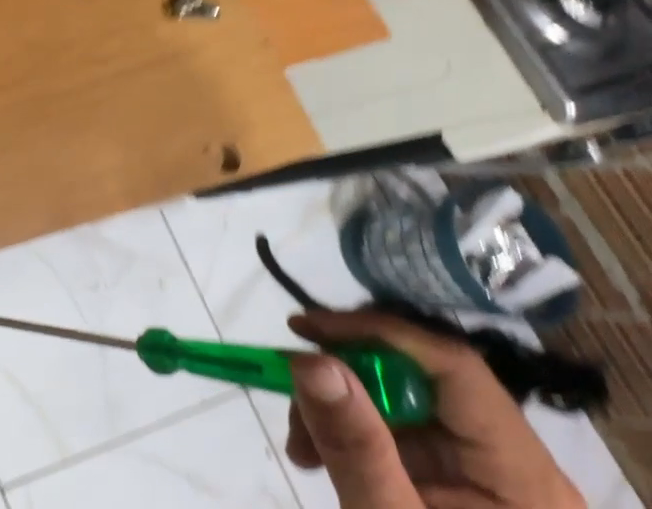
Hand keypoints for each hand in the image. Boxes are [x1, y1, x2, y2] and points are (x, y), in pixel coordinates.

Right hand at [285, 310, 582, 508]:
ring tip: (299, 447)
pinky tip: (318, 456)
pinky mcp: (455, 481)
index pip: (454, 368)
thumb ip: (354, 445)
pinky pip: (396, 431)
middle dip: (343, 380)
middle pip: (421, 380)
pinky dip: (347, 432)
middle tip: (286, 393)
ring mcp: (486, 471)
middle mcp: (514, 459)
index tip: (303, 329)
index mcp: (523, 472)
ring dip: (336, 408)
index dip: (377, 333)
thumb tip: (308, 359)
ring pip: (399, 402)